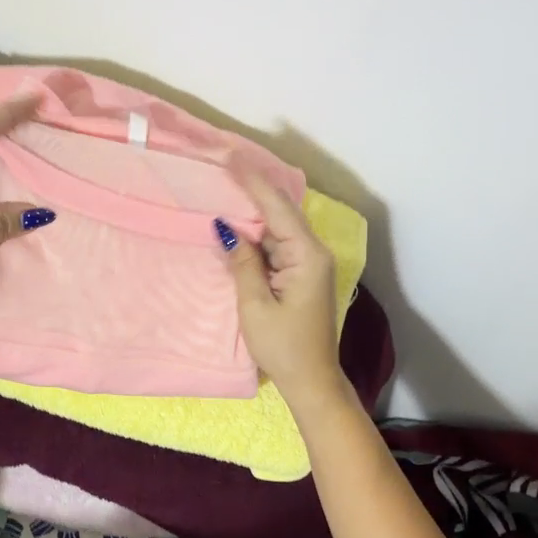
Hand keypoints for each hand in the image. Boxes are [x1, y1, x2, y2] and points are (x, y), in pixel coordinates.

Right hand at [221, 171, 346, 406]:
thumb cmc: (283, 347)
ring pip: (278, 228)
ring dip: (253, 210)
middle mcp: (313, 253)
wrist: (311, 380)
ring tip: (226, 186)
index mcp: (307, 256)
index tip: (229, 157)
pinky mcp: (302, 276)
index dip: (252, 181)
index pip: (276, 207)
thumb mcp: (254, 305)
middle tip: (223, 165)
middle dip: (252, 189)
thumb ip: (243, 263)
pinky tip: (239, 223)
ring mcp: (309, 264)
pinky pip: (278, 245)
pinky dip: (258, 234)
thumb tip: (229, 228)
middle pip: (280, 212)